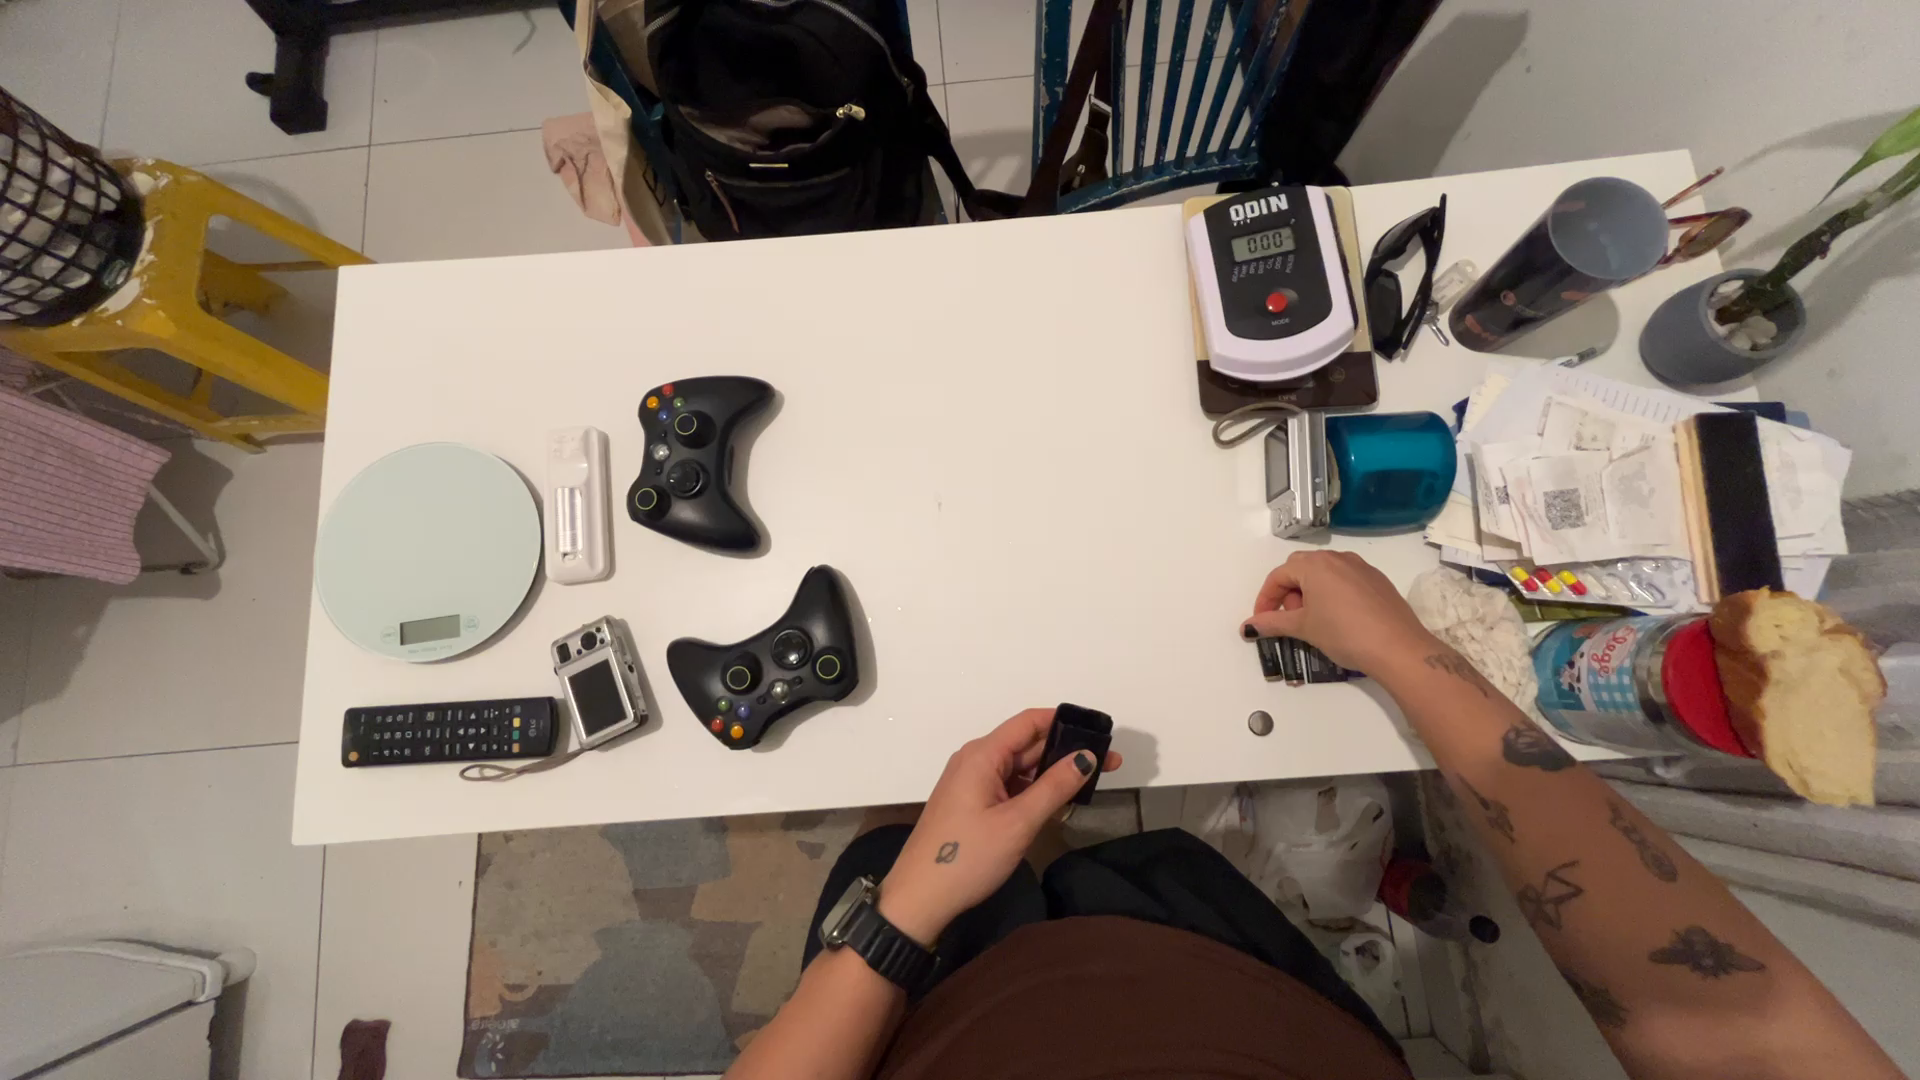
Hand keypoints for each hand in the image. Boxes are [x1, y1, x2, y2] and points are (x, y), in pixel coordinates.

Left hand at [878, 708, 1121, 946]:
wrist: (919, 898)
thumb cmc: (968, 856)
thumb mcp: (1018, 822)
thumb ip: (1054, 787)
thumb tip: (1086, 756)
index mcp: (982, 754)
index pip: (1029, 722)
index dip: (1064, 721)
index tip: (1099, 730)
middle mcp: (976, 760)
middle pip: (1027, 744)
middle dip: (1066, 750)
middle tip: (1110, 762)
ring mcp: (973, 782)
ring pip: (1020, 767)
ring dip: (1053, 772)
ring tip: (1093, 780)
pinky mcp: (973, 803)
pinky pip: (1010, 785)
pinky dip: (1035, 789)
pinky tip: (1060, 800)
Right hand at [1240, 550, 1437, 673]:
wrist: (1399, 648)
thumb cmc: (1343, 633)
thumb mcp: (1303, 628)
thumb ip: (1272, 623)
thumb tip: (1247, 627)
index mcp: (1315, 565)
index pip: (1278, 576)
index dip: (1265, 599)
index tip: (1262, 621)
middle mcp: (1337, 558)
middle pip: (1300, 568)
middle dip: (1288, 591)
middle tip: (1289, 617)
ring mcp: (1361, 567)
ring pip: (1324, 572)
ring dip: (1310, 591)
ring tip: (1314, 619)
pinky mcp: (1378, 580)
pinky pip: (1345, 579)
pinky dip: (1333, 592)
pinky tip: (1339, 617)